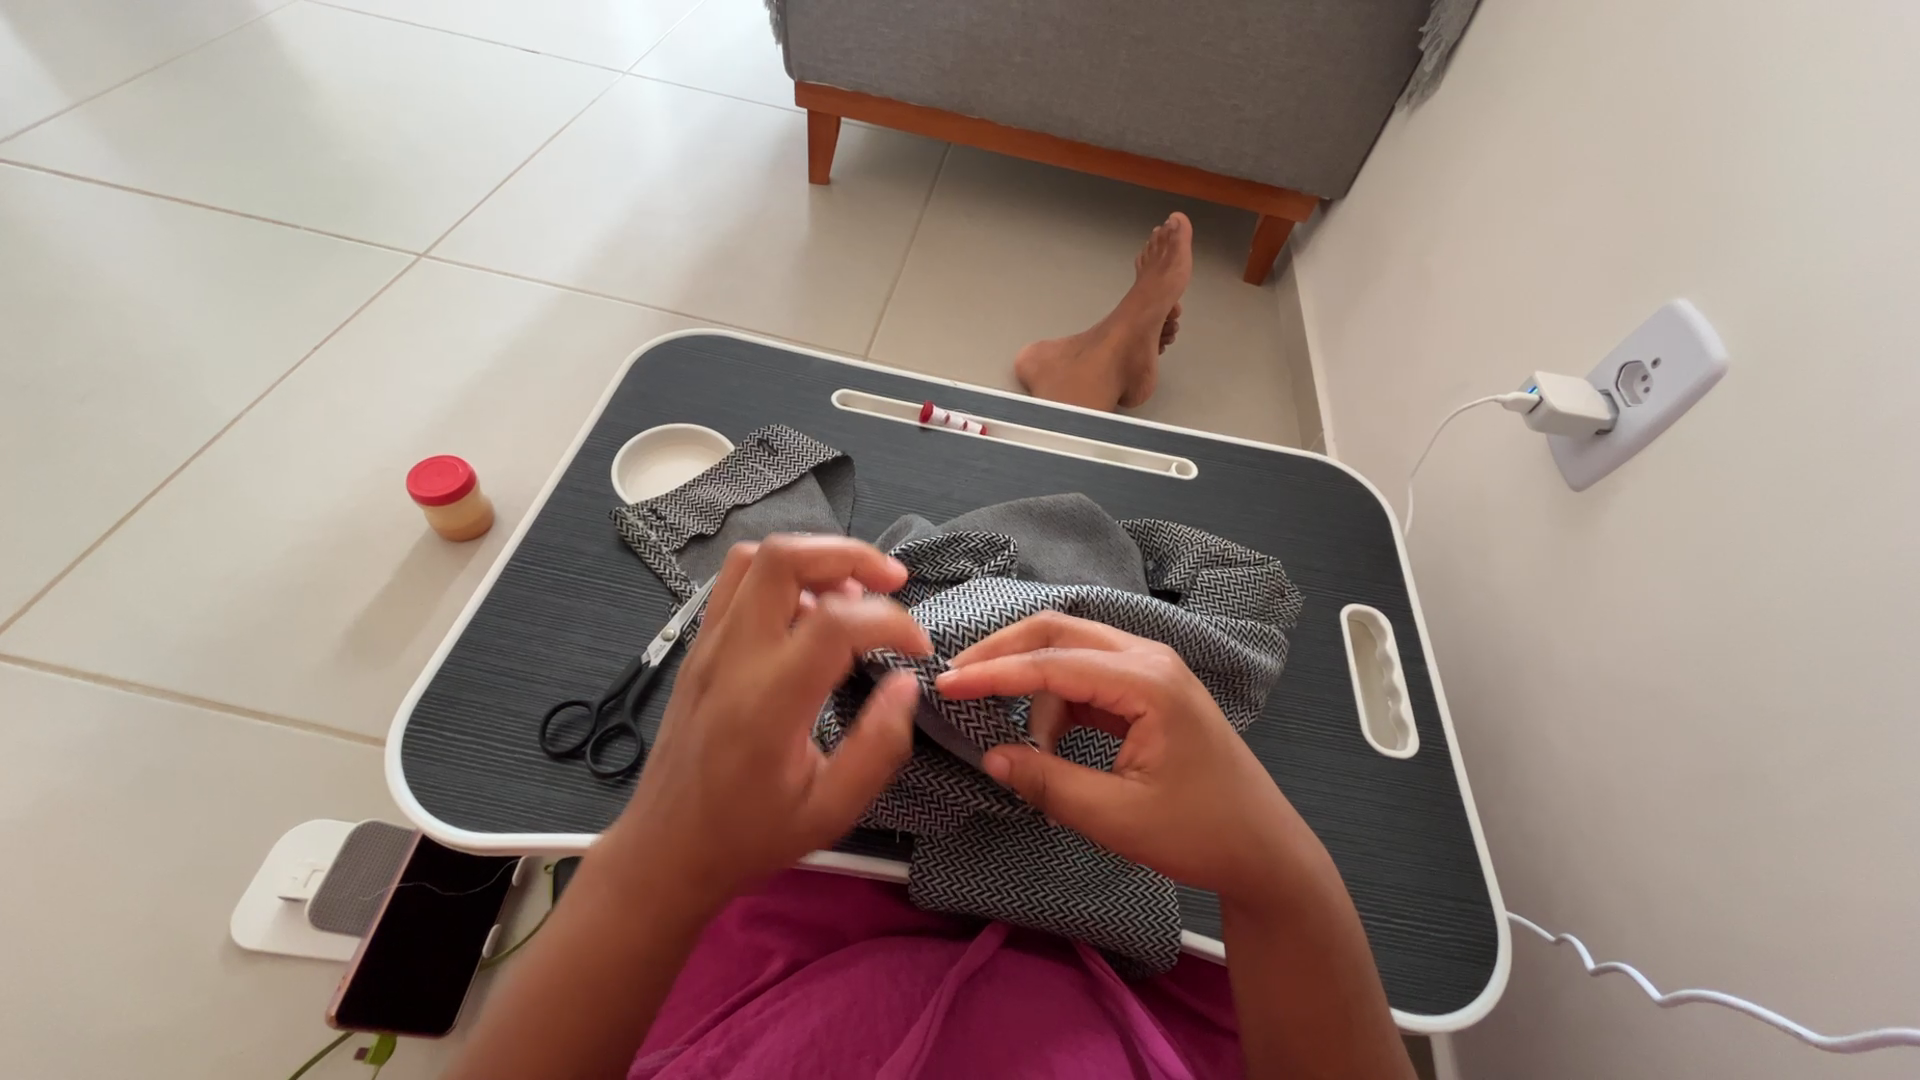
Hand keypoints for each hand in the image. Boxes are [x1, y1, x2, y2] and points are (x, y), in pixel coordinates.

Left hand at [603, 535, 931, 909]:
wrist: (664, 851)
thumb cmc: (749, 837)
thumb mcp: (831, 810)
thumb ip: (879, 745)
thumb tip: (906, 682)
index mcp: (768, 702)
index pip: (836, 621)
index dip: (892, 619)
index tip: (917, 648)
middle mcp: (732, 658)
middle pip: (785, 559)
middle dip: (850, 554)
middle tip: (892, 580)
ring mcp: (708, 646)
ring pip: (755, 558)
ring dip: (813, 558)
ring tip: (853, 591)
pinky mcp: (698, 648)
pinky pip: (736, 582)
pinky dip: (781, 574)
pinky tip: (809, 609)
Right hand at [935, 612, 1321, 904]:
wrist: (1265, 851)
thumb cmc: (1198, 834)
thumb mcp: (1115, 817)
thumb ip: (1047, 782)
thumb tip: (991, 757)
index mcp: (1147, 681)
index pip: (1052, 663)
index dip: (993, 674)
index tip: (946, 685)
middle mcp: (1149, 658)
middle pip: (1060, 631)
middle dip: (1005, 653)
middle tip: (959, 679)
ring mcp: (1152, 670)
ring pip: (1072, 651)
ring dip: (1035, 686)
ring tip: (1023, 747)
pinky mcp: (1149, 690)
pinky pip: (1089, 677)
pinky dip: (1059, 702)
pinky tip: (1047, 741)